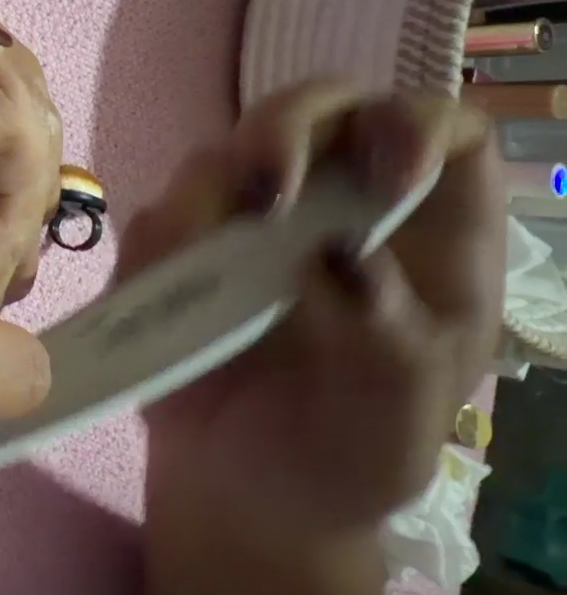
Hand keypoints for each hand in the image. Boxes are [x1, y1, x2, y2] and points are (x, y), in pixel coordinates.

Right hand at [121, 83, 505, 531]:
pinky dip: (153, 244)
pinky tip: (163, 296)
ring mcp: (244, 224)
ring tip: (199, 278)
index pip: (441, 134)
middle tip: (259, 195)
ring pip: (220, 151)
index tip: (375, 182)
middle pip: (320, 107)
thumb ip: (388, 345)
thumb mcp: (393, 426)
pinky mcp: (173, 246)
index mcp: (424, 245)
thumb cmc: (338, 460)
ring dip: (204, 198)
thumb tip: (340, 254)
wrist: (235, 487)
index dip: (413, 128)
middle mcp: (332, 214)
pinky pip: (152, 211)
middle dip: (283, 130)